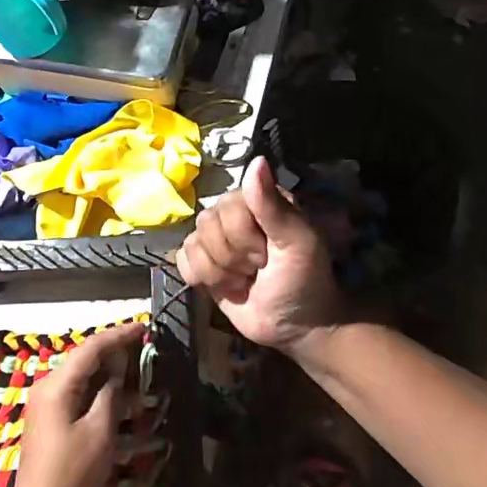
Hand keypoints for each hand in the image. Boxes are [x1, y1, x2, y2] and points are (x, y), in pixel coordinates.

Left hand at [13, 323, 143, 486]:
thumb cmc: (73, 471)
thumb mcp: (100, 432)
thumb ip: (110, 395)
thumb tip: (117, 372)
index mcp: (56, 385)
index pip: (91, 348)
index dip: (118, 335)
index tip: (144, 326)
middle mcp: (46, 386)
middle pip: (83, 358)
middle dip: (113, 351)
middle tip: (144, 347)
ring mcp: (44, 403)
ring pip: (80, 375)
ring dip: (107, 371)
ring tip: (136, 368)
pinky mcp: (48, 418)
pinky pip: (75, 391)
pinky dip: (96, 388)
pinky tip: (117, 393)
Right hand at [176, 156, 342, 355]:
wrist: (295, 327)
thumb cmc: (304, 282)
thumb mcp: (299, 244)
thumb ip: (273, 206)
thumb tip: (257, 160)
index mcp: (259, 200)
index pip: (228, 208)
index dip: (245, 238)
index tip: (269, 255)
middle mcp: (234, 213)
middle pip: (207, 225)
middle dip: (233, 257)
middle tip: (259, 269)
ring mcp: (215, 238)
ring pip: (193, 243)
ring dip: (220, 271)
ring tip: (245, 279)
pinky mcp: (202, 262)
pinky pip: (181, 259)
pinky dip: (201, 277)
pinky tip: (225, 285)